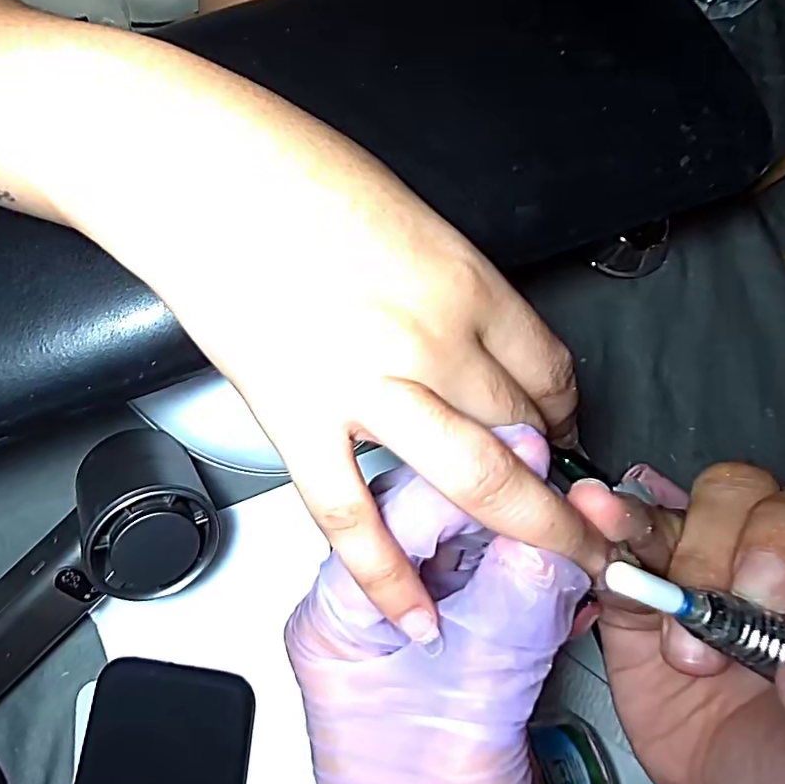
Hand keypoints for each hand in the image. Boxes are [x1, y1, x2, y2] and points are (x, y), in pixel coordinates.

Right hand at [112, 158, 600, 649]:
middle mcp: (432, 339)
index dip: (563, 410)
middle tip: (586, 516)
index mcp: (463, 279)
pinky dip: (388, 576)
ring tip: (564, 569)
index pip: (546, 366)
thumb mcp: (402, 215)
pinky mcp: (298, 419)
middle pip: (526, 428)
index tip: (556, 430)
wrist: (199, 169)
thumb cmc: (290, 170)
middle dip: (565, 481)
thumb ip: (442, 287)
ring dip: (532, 531)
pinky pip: (352, 517)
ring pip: (478, 480)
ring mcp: (368, 388)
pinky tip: (418, 614)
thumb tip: (462, 335)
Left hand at [286, 425, 591, 783]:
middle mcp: (373, 613)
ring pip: (473, 553)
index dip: (466, 486)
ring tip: (568, 515)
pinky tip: (566, 568)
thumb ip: (510, 617)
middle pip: (433, 524)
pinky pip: (501, 591)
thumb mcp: (467, 712)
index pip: (399, 520)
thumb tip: (546, 539)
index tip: (524, 455)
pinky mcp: (464, 651)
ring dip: (524, 536)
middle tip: (551, 473)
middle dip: (497, 498)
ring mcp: (421, 630)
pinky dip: (538, 578)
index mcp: (338, 616)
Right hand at [571, 464, 784, 783]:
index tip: (774, 591)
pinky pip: (614, 554)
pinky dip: (596, 547)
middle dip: (715, 548)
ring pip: (672, 509)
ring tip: (631, 577)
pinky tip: (589, 549)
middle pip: (746, 494)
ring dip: (638, 528)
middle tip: (707, 628)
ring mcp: (707, 579)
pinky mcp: (643, 607)